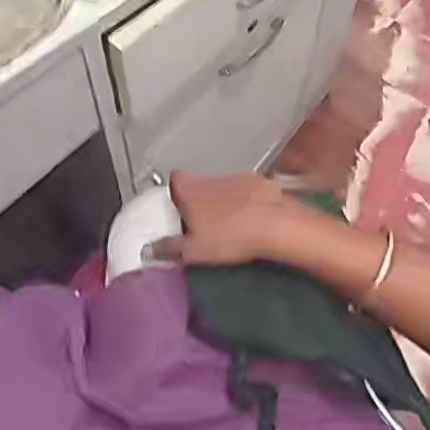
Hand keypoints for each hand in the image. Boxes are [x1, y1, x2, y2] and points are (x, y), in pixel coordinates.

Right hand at [152, 173, 313, 267]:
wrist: (275, 225)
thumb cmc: (232, 235)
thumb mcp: (193, 250)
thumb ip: (169, 248)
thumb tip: (155, 250)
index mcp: (190, 189)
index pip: (173, 181)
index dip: (172, 196)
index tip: (175, 213)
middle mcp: (212, 178)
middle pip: (197, 184)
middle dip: (197, 203)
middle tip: (199, 227)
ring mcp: (237, 178)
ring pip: (221, 188)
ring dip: (220, 203)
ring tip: (226, 228)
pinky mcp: (259, 183)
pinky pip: (244, 191)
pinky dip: (243, 203)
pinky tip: (247, 222)